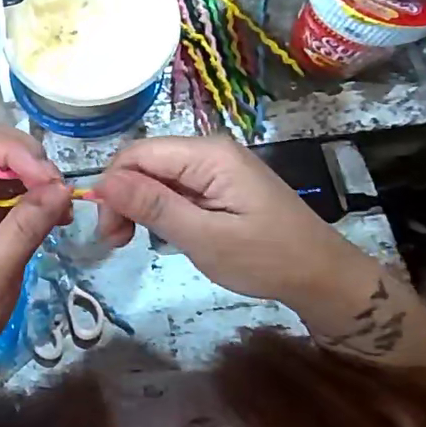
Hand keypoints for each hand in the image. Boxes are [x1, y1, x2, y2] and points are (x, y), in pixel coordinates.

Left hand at [0, 126, 70, 393]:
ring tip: (63, 202)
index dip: (11, 152)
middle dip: (29, 160)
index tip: (45, 177)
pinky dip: (43, 198)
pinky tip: (61, 214)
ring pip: (13, 170)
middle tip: (57, 186)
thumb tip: (62, 188)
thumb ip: (26, 225)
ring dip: (40, 178)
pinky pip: (23, 195)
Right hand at [92, 137, 358, 309]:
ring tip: (130, 242)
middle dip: (122, 198)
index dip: (113, 187)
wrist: (321, 276)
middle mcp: (209, 150)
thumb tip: (103, 182)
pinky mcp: (217, 184)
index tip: (108, 230)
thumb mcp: (205, 238)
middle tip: (116, 242)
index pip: (137, 154)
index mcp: (208, 155)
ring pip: (155, 176)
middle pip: (144, 163)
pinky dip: (156, 209)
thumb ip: (154, 206)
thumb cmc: (266, 259)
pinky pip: (173, 187)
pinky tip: (155, 233)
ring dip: (135, 205)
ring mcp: (214, 167)